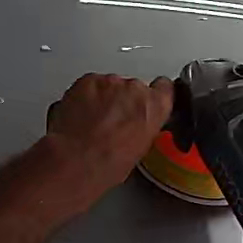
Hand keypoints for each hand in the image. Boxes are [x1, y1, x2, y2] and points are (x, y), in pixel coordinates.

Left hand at [43, 74, 172, 190]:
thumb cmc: (108, 162)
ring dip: (102, 98)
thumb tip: (135, 126)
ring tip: (92, 121)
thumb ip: (144, 126)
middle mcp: (135, 88)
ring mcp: (110, 82)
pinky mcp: (87, 80)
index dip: (153, 95)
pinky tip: (80, 113)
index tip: (145, 102)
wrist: (78, 158)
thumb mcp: (141, 149)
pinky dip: (85, 95)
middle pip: (132, 87)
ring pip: (109, 85)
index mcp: (155, 106)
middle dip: (122, 100)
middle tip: (110, 121)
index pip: (164, 88)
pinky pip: (89, 84)